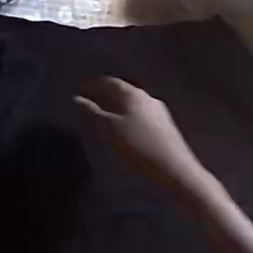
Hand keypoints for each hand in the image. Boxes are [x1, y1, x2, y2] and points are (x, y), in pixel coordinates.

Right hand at [74, 77, 226, 204]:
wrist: (174, 170)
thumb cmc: (137, 146)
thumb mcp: (108, 128)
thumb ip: (92, 111)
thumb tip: (78, 99)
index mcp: (133, 95)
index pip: (110, 82)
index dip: (94, 84)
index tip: (81, 87)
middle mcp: (148, 99)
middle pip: (122, 92)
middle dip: (104, 95)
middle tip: (89, 100)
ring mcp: (159, 113)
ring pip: (131, 105)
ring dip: (115, 107)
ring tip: (101, 115)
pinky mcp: (165, 128)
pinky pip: (139, 116)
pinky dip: (125, 117)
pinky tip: (121, 129)